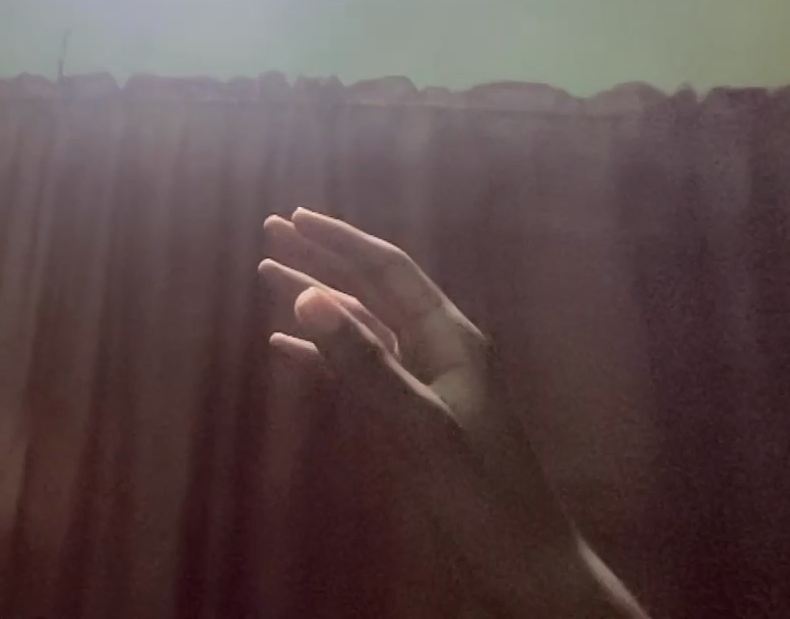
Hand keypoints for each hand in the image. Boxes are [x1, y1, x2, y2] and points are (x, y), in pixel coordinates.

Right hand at [260, 209, 645, 618]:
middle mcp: (433, 348)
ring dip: (313, 300)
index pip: (387, 270)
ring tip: (267, 274)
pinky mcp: (403, 412)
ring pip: (356, 325)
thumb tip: (306, 297)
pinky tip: (282, 347)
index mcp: (448, 337)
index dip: (341, 240)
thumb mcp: (418, 424)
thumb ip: (362, 362)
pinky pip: (351, 368)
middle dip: (320, 258)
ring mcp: (417, 380)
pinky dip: (316, 353)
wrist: (521, 571)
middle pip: (368, 288)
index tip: (295, 218)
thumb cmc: (479, 492)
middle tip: (273, 231)